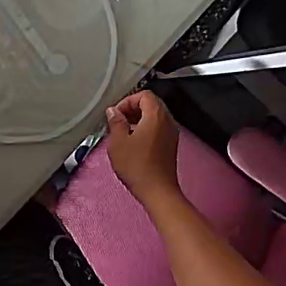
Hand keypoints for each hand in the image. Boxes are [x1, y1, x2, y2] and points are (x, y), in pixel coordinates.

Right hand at [105, 91, 181, 210]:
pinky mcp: (171, 145)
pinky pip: (159, 128)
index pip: (144, 95)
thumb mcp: (118, 142)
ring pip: (155, 116)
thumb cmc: (138, 168)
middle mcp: (168, 121)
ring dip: (139, 119)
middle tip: (118, 121)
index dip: (127, 101)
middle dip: (133, 109)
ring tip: (124, 132)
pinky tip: (134, 143)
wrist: (157, 191)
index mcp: (156, 116)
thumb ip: (116, 122)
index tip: (116, 113)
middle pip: (151, 104)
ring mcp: (171, 133)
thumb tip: (113, 112)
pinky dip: (146, 129)